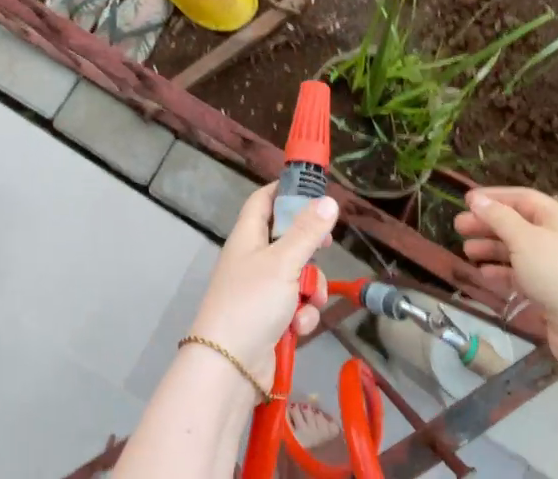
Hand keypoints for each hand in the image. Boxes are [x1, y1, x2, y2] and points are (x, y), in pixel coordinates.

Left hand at [187, 183, 337, 390]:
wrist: (229, 366)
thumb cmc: (251, 302)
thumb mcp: (283, 262)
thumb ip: (307, 232)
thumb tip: (327, 199)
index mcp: (248, 236)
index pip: (263, 201)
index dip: (285, 192)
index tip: (313, 192)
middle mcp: (253, 259)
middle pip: (287, 239)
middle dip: (310, 247)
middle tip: (326, 246)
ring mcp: (261, 290)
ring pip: (298, 276)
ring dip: (311, 289)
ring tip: (310, 302)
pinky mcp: (270, 319)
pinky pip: (296, 306)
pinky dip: (301, 315)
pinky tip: (298, 327)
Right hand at [456, 187, 557, 363]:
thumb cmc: (557, 274)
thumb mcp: (523, 239)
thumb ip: (498, 217)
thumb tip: (476, 199)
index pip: (522, 198)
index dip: (493, 197)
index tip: (466, 201)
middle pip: (517, 224)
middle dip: (487, 224)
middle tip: (458, 228)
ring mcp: (557, 266)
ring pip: (518, 250)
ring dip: (491, 249)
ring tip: (467, 252)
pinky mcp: (552, 291)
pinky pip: (522, 274)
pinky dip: (503, 272)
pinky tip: (484, 275)